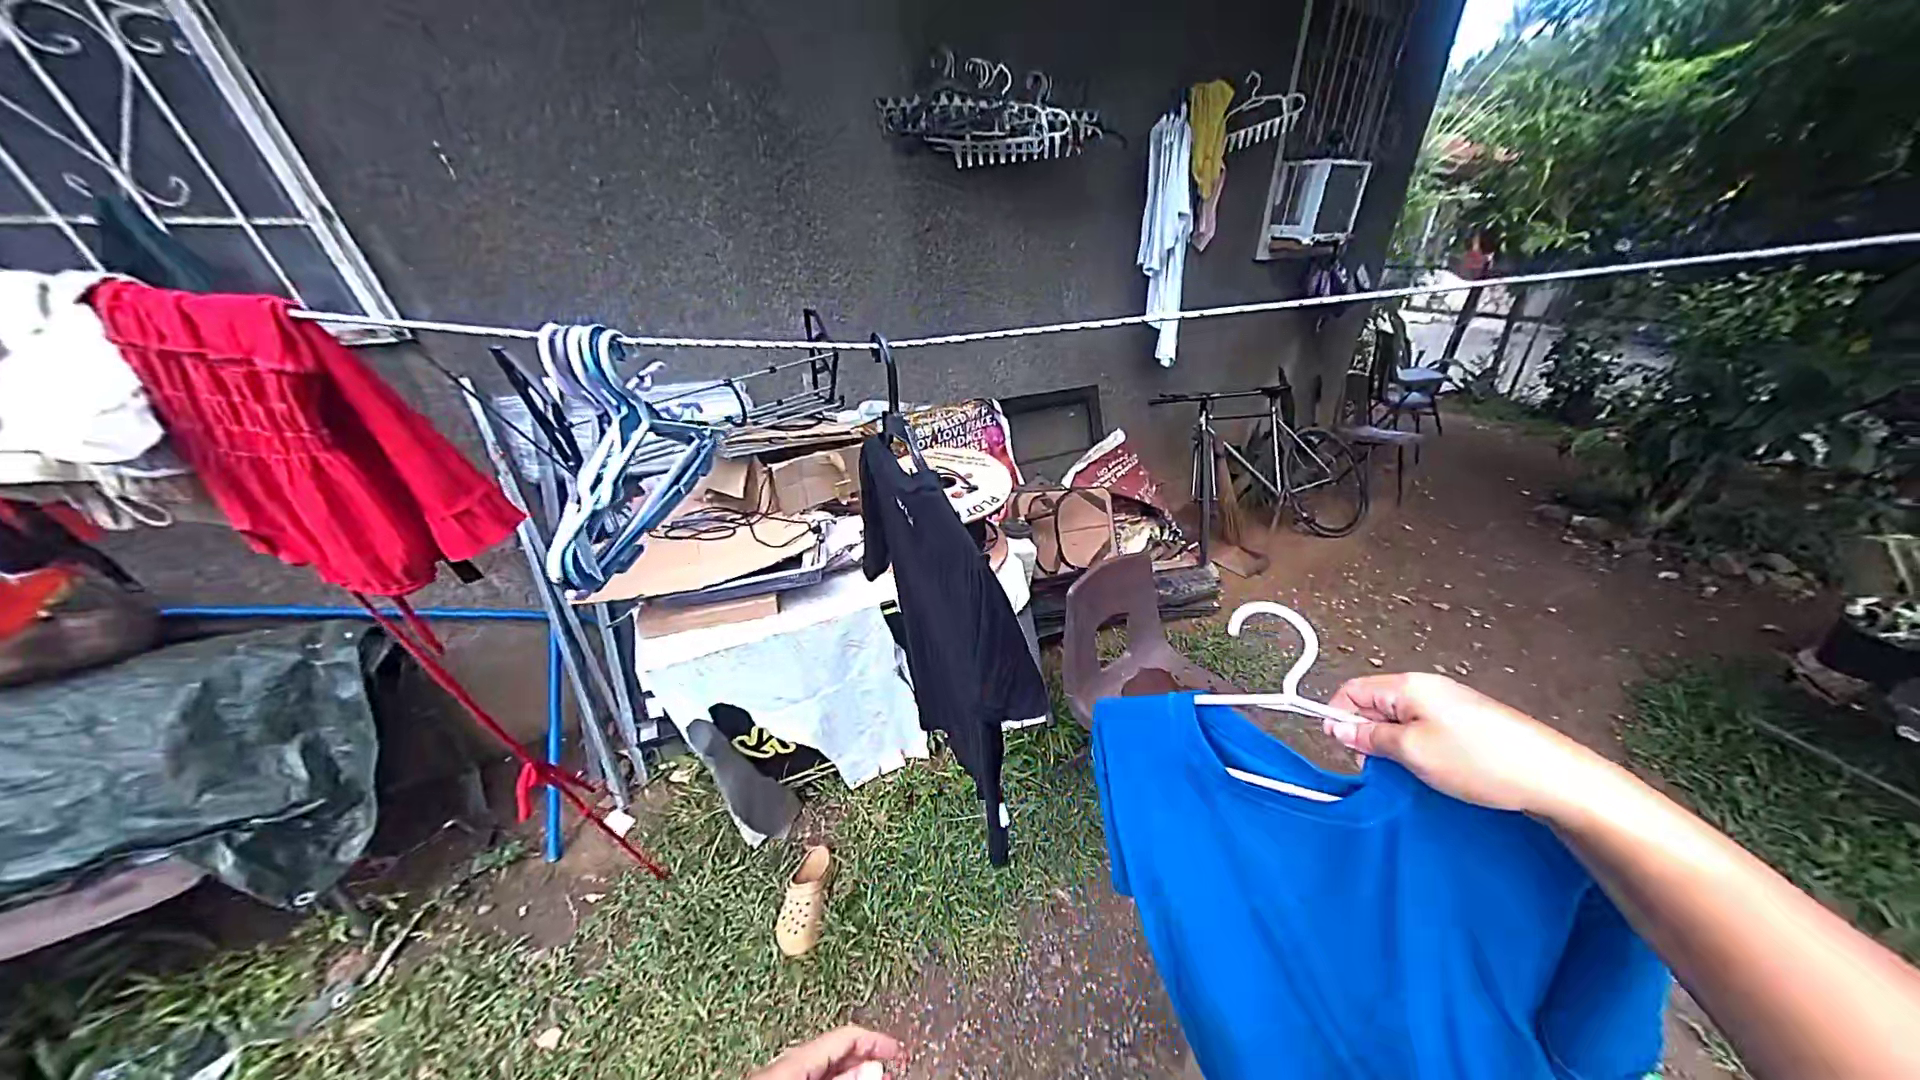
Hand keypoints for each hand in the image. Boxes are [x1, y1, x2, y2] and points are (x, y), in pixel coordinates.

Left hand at [750, 1025, 904, 1079]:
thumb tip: (874, 1069)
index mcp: (793, 1061)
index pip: (844, 1034)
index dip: (875, 1041)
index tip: (897, 1051)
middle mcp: (783, 1068)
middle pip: (832, 1052)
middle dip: (863, 1061)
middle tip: (887, 1071)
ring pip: (820, 1071)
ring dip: (846, 1076)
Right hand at [1323, 673, 1608, 815]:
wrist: (1557, 780)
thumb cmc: (1485, 761)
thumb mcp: (1411, 751)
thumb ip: (1368, 736)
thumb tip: (1339, 726)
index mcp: (1408, 686)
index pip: (1351, 690)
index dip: (1338, 716)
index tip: (1343, 746)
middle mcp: (1427, 687)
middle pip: (1373, 704)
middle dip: (1367, 734)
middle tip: (1377, 765)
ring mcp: (1450, 704)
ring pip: (1398, 720)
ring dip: (1393, 745)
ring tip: (1409, 771)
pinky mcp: (1468, 722)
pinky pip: (1424, 729)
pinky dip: (1418, 749)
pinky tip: (1433, 770)